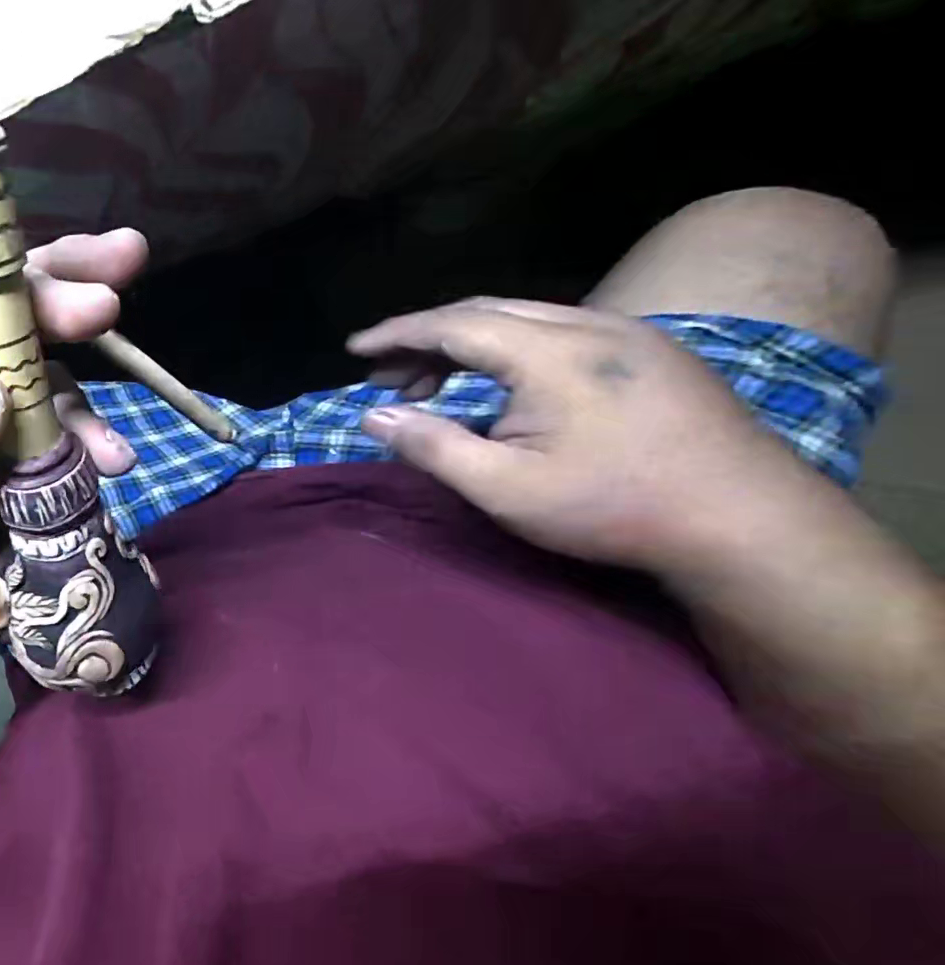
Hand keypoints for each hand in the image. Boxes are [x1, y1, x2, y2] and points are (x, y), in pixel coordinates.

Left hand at [0, 230, 148, 642]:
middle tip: (128, 265)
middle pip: (4, 331)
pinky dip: (80, 452)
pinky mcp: (1, 468)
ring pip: (38, 393)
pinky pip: (49, 444)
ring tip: (115, 460)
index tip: (99, 301)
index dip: (26, 303)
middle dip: (65, 300)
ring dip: (83, 415)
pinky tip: (102, 473)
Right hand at [349, 298, 826, 575]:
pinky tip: (492, 386)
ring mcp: (627, 336)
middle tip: (383, 374)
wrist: (744, 521)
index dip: (397, 334)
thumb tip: (372, 416)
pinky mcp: (647, 354)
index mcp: (551, 353)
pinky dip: (504, 350)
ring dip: (464, 344)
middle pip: (486, 311)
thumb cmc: (609, 505)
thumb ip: (430, 444)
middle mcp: (591, 327)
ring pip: (522, 319)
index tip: (353, 348)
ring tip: (427, 384)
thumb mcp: (501, 485)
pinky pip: (555, 332)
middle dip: (424, 337)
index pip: (455, 324)